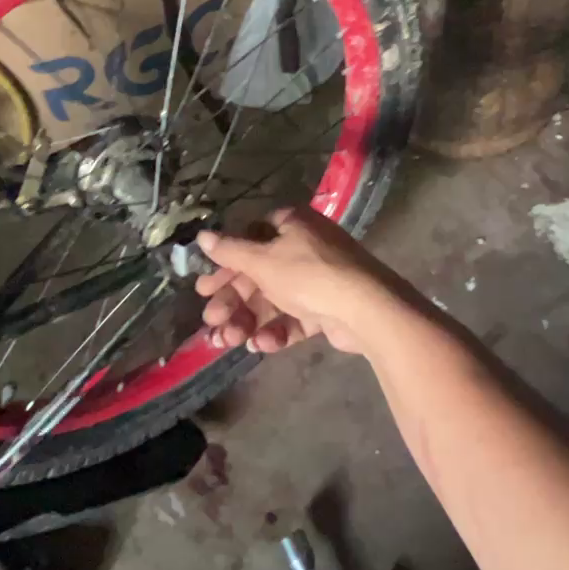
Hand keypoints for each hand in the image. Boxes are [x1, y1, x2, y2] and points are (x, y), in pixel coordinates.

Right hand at [194, 207, 413, 354]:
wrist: (367, 310)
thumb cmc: (309, 275)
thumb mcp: (263, 260)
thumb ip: (230, 251)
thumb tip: (201, 236)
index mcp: (291, 224)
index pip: (249, 239)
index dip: (225, 265)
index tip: (204, 289)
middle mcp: (305, 247)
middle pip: (258, 274)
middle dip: (233, 301)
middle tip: (211, 321)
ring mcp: (318, 280)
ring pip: (274, 300)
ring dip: (248, 321)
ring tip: (227, 342)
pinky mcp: (327, 309)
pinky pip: (294, 318)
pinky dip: (276, 331)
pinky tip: (260, 345)